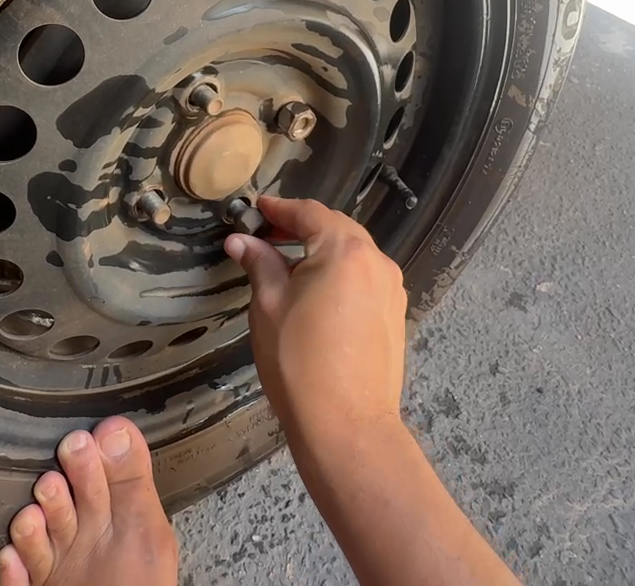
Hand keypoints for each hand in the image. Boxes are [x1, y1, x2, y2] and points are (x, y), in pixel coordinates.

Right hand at [223, 196, 407, 444]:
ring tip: (289, 263)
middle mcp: (376, 261)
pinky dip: (340, 271)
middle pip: (336, 228)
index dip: (280, 209)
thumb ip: (259, 263)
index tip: (257, 209)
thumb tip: (240, 240)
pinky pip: (364, 276)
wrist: (347, 427)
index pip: (309, 213)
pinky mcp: (395, 313)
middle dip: (301, 226)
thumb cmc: (299, 361)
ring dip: (322, 249)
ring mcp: (391, 288)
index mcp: (345, 250)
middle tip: (267, 234)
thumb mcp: (269, 305)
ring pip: (353, 252)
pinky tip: (317, 290)